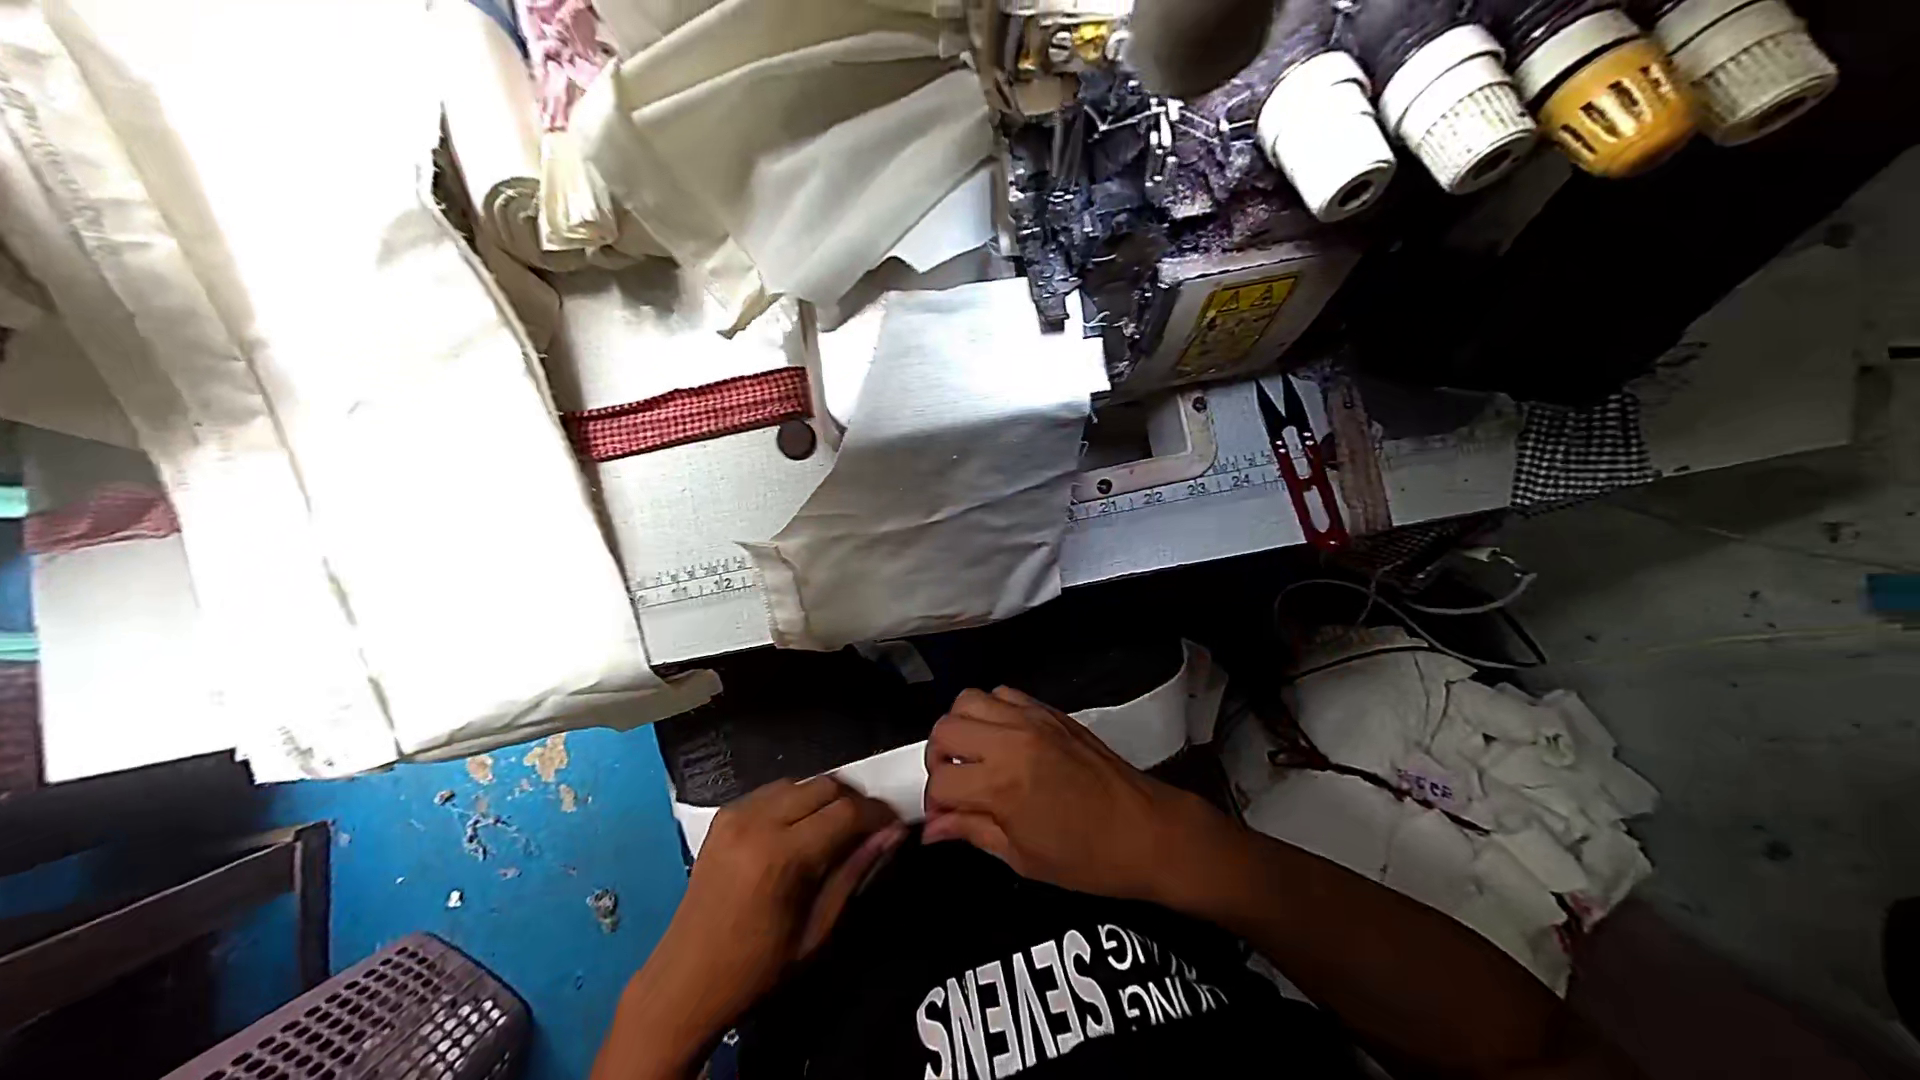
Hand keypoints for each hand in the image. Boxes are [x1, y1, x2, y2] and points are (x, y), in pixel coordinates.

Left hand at [597, 778, 902, 1079]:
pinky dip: (796, 800)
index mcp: (782, 856)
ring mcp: (737, 814)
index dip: (877, 814)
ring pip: (801, 782)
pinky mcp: (724, 815)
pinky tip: (800, 826)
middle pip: (826, 786)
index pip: (847, 812)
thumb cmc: (757, 967)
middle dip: (854, 802)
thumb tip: (893, 834)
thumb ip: (855, 872)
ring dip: (826, 797)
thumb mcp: (817, 930)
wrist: (685, 980)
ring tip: (836, 827)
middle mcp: (758, 822)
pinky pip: (773, 790)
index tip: (893, 825)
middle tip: (868, 827)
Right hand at [922, 686, 1234, 906]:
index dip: (936, 802)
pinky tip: (1001, 737)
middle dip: (938, 758)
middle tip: (955, 783)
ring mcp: (1032, 719)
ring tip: (974, 755)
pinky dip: (991, 710)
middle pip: (944, 728)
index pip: (941, 779)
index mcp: (1001, 785)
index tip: (945, 816)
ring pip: (968, 700)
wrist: (1147, 831)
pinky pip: (1003, 693)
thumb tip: (933, 829)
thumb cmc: (1087, 858)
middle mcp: (1011, 741)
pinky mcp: (1050, 711)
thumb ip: (971, 832)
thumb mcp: (1022, 858)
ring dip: (961, 727)